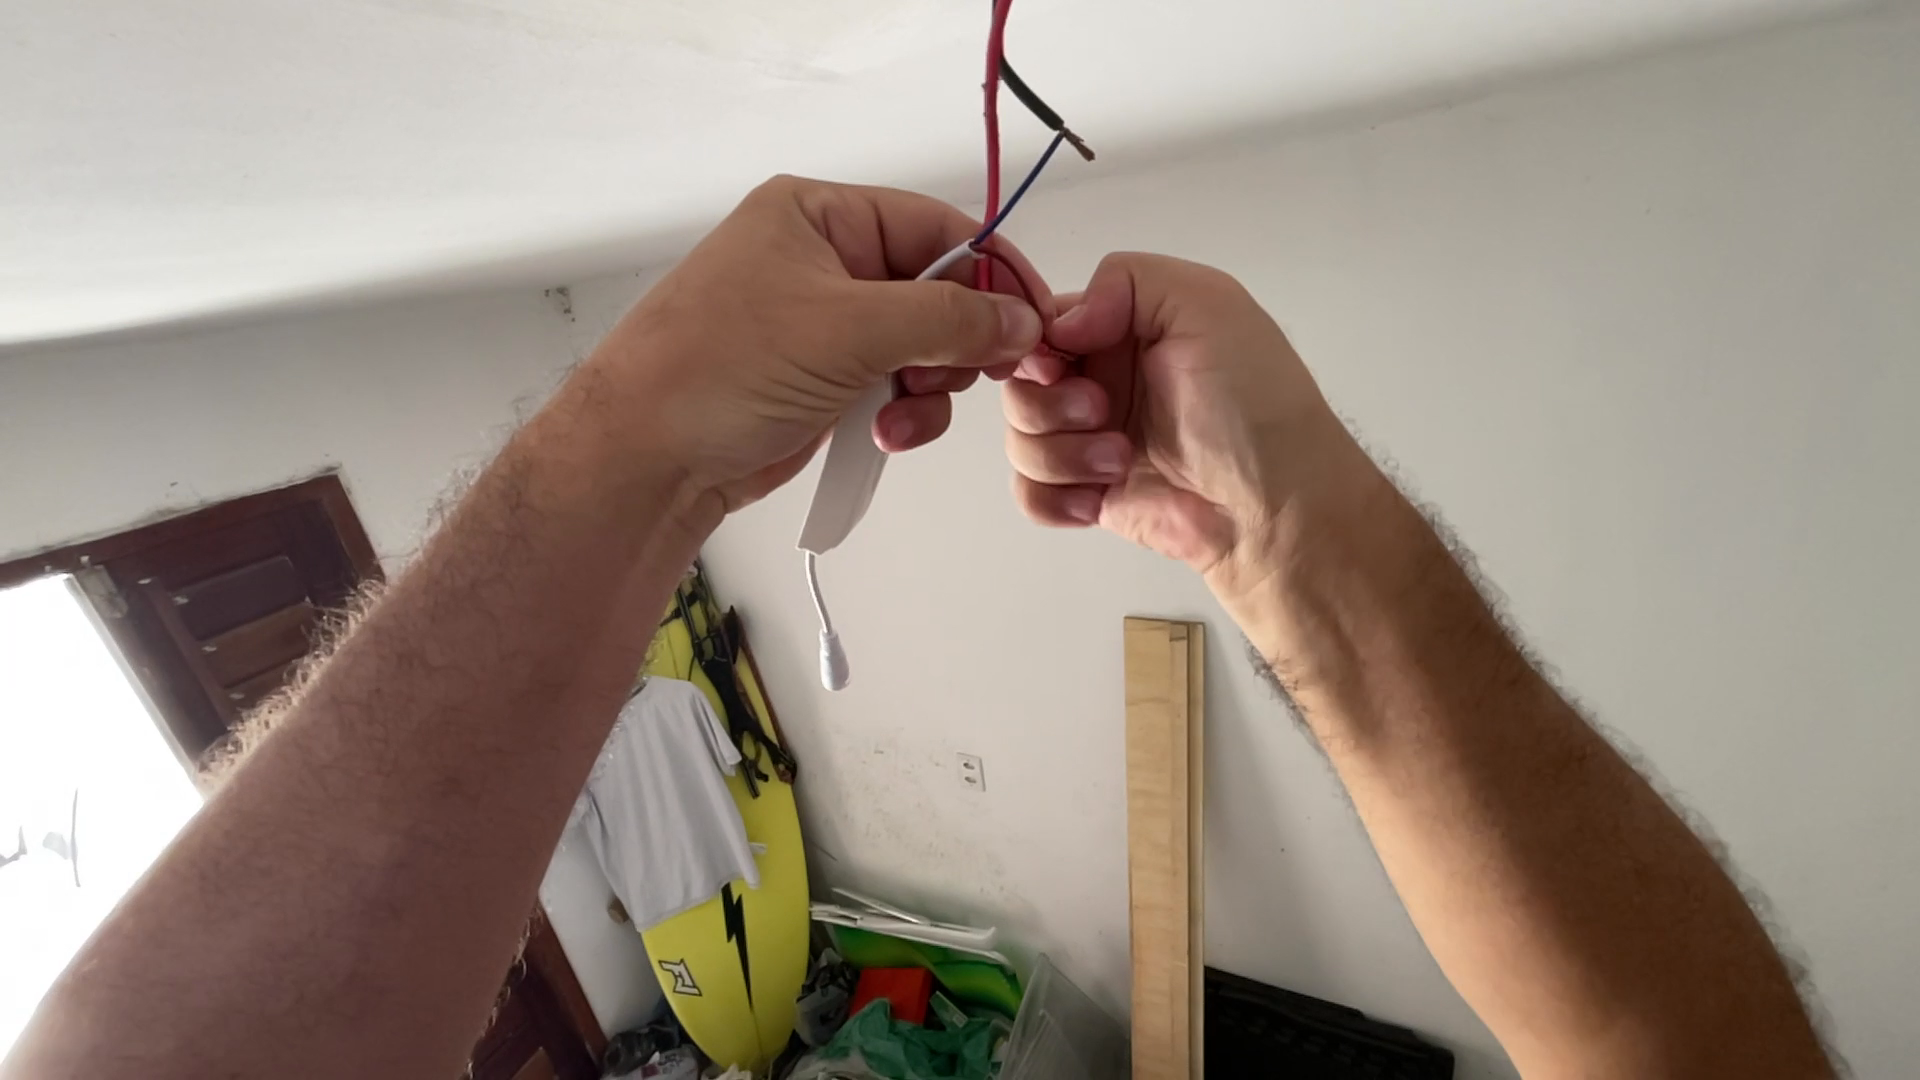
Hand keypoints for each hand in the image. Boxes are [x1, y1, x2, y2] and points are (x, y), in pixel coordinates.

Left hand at [585, 176, 1049, 511]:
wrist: (653, 457)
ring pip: (922, 349)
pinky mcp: (829, 382)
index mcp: (823, 217)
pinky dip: (906, 414)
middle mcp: (828, 264)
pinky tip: (887, 436)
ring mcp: (828, 329)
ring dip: (931, 389)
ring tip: (903, 420)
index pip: (937, 228)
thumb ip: (948, 320)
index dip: (993, 273)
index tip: (1036, 319)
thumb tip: (1023, 321)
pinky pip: (896, 389)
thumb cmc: (732, 368)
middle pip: (936, 293)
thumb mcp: (849, 328)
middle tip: (963, 378)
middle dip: (956, 344)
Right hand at [1002, 252, 1366, 599]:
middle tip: (1102, 414)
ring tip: (1120, 463)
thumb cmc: (1247, 401)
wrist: (1270, 506)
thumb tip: (1058, 328)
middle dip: (1049, 406)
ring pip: (1019, 441)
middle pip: (1018, 387)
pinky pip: (1028, 495)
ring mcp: (1086, 443)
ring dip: (1061, 455)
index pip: (1040, 326)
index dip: (1032, 346)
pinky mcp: (1084, 495)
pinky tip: (1097, 502)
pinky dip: (1053, 500)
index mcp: (1119, 331)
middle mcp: (1096, 382)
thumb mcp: (1207, 305)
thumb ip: (1127, 281)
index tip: (1057, 366)